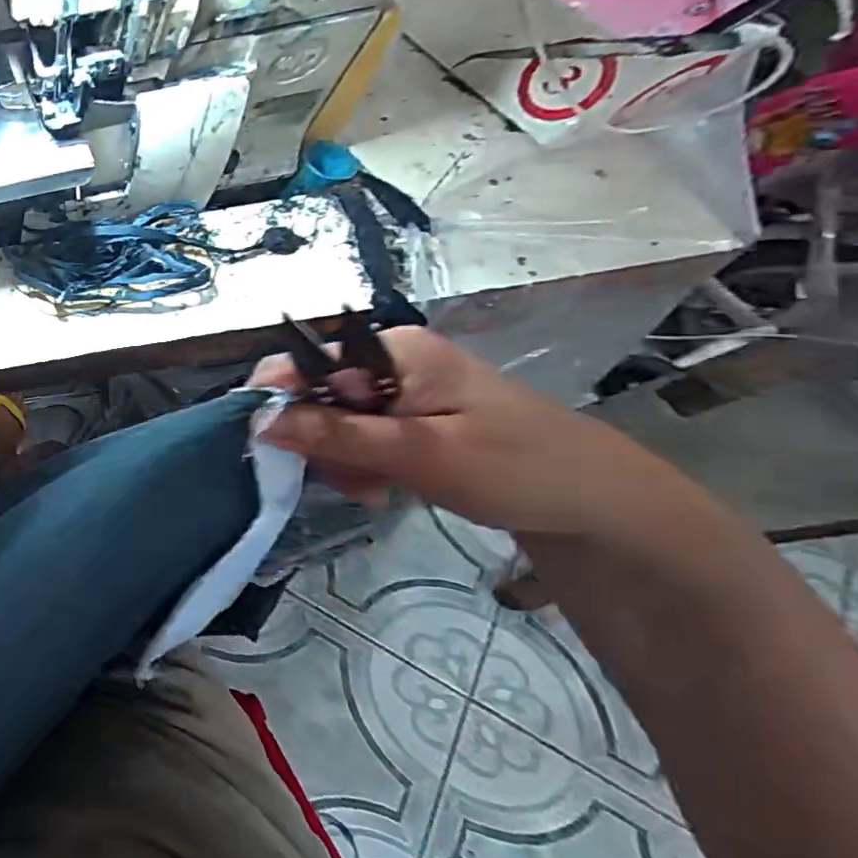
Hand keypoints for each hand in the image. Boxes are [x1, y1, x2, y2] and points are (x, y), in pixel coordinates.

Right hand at [248, 326, 704, 537]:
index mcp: (393, 350)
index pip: (306, 362)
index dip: (278, 399)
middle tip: (348, 477)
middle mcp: (387, 364)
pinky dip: (356, 467)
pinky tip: (380, 488)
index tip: (269, 443)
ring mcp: (395, 394)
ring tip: (374, 488)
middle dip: (317, 441)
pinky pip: (352, 441)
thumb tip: (260, 421)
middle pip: (312, 396)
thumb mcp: (420, 452)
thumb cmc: (516, 466)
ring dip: (338, 461)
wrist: (596, 507)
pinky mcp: (402, 422)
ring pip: (328, 424)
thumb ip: (337, 435)